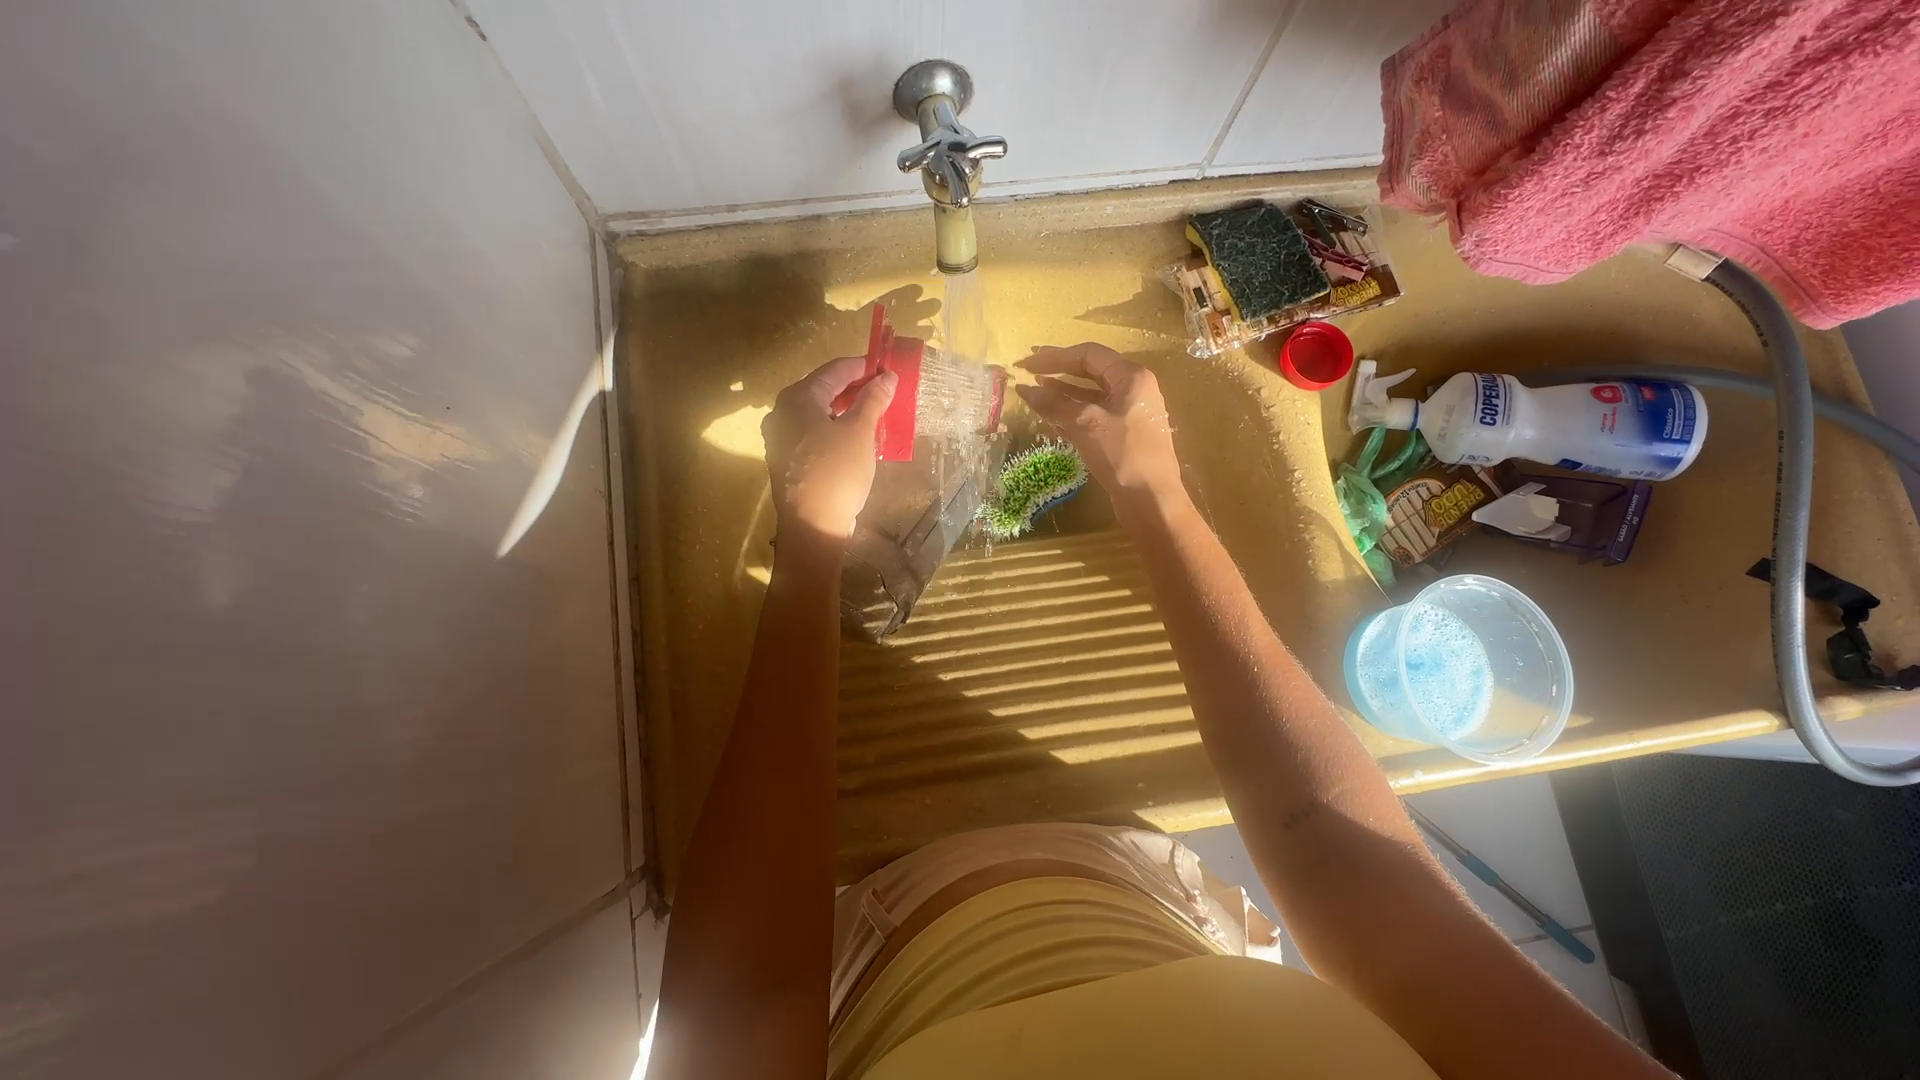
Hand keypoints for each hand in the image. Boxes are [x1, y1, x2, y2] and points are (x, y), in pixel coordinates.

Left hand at [762, 356, 896, 541]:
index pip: (834, 370)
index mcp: (797, 398)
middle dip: (854, 389)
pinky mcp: (786, 460)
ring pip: (817, 414)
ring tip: (874, 414)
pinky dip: (833, 430)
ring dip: (845, 411)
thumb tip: (887, 376)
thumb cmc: (837, 472)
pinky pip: (812, 434)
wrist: (812, 526)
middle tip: (883, 390)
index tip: (886, 367)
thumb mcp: (860, 432)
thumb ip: (873, 400)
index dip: (862, 366)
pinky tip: (854, 438)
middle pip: (822, 390)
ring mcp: (780, 438)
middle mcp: (782, 413)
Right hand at [1016, 344, 1182, 504]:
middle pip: (1092, 371)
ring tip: (1037, 391)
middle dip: (1059, 370)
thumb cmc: (1122, 454)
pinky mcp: (1126, 434)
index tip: (1027, 364)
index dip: (1055, 357)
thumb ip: (1053, 403)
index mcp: (1131, 376)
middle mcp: (1134, 389)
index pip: (1089, 354)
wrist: (1151, 498)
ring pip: (1093, 394)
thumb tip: (1024, 389)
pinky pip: (1096, 414)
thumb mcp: (1084, 424)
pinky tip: (1053, 417)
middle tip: (1029, 370)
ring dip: (1064, 391)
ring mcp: (1132, 412)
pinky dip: (1074, 412)